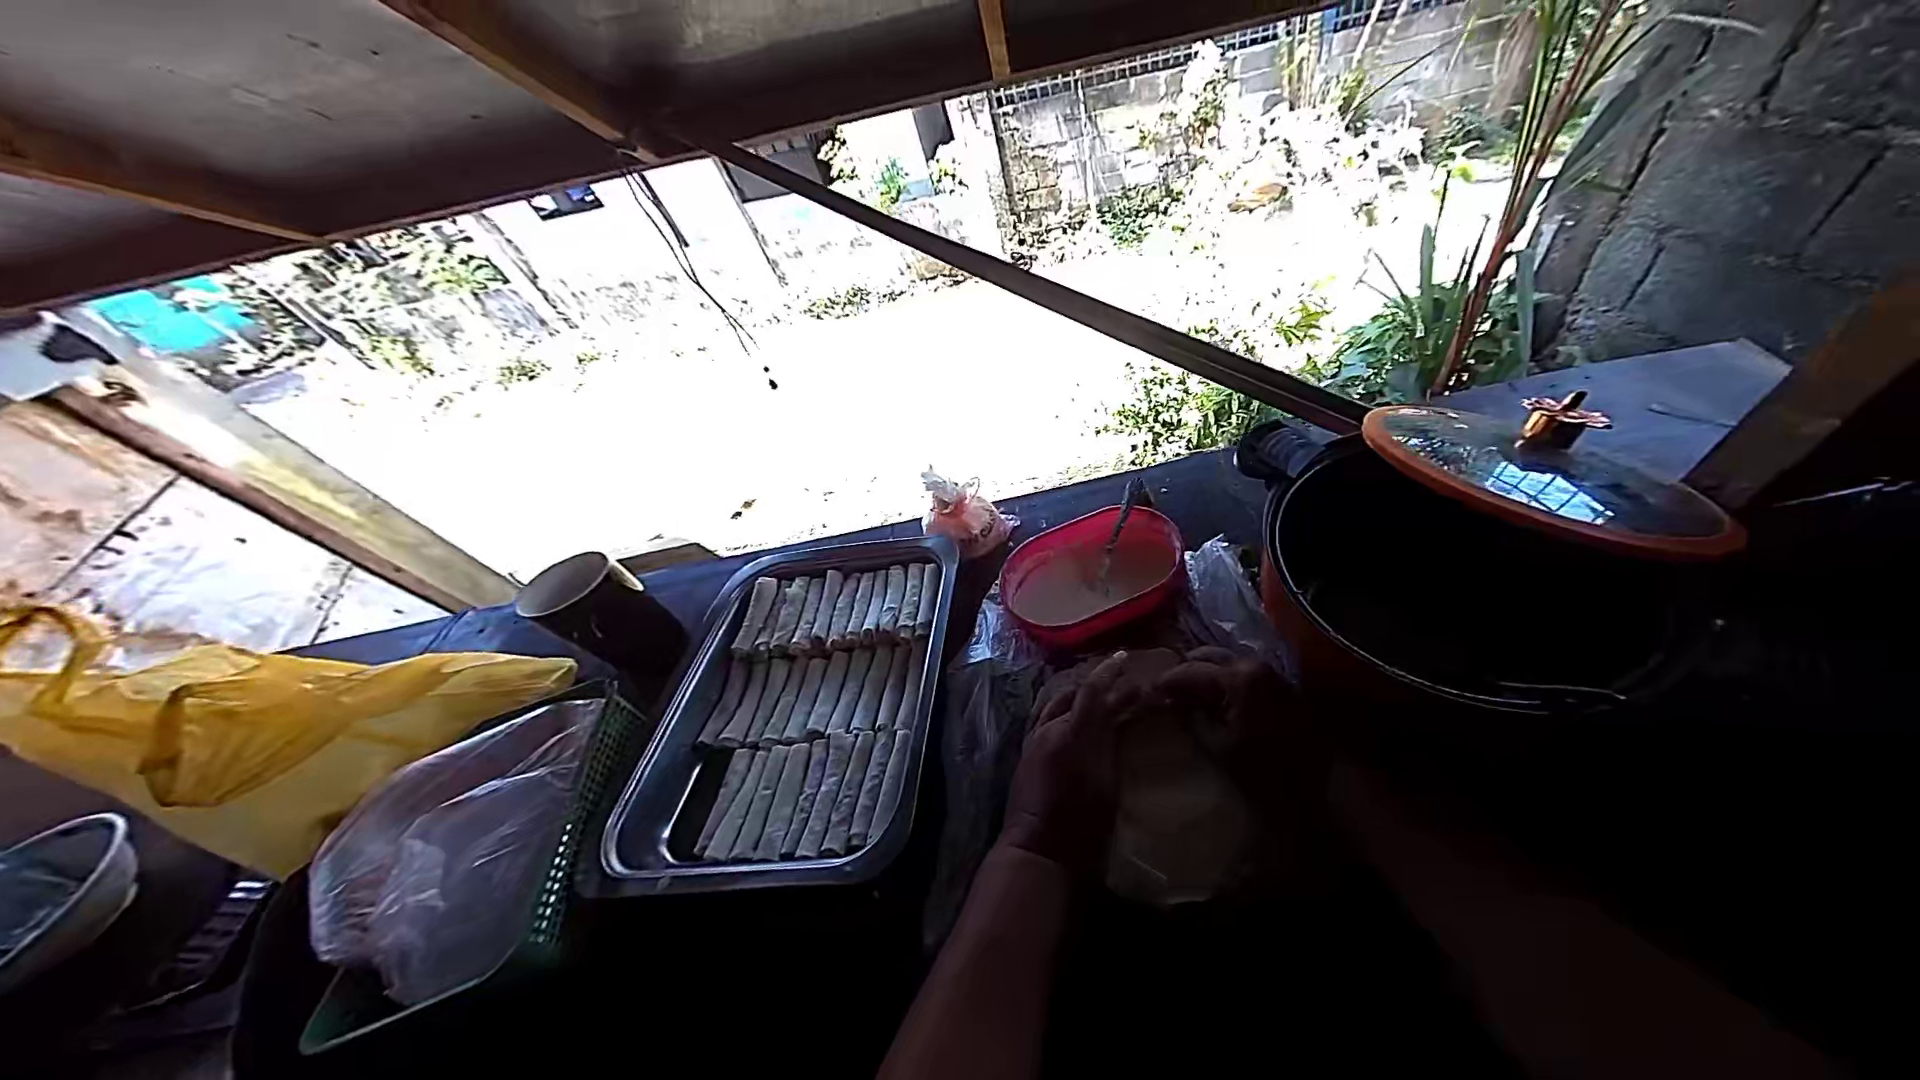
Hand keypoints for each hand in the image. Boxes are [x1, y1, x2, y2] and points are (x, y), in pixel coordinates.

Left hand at [998, 650, 1139, 873]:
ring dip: (1076, 695)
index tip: (1124, 659)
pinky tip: (1071, 717)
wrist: (1039, 850)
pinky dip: (1062, 710)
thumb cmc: (1082, 826)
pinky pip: (1045, 719)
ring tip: (1096, 695)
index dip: (1109, 672)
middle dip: (1094, 683)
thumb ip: (1111, 744)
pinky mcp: (1027, 753)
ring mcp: (1034, 740)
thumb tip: (1118, 715)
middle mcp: (1049, 729)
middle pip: (1072, 694)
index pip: (1092, 690)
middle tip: (1115, 681)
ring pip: (1056, 704)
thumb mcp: (1107, 783)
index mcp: (1073, 734)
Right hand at [1155, 647, 1325, 814]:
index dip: (1166, 681)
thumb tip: (1171, 700)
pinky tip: (1212, 696)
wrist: (1320, 792)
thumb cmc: (1263, 771)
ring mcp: (1272, 673)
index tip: (1148, 690)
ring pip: (1226, 661)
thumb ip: (1191, 715)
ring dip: (1204, 672)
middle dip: (1184, 670)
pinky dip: (1224, 679)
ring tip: (1185, 692)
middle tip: (1165, 689)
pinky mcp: (1280, 686)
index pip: (1189, 670)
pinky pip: (1243, 673)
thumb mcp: (1216, 745)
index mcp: (1239, 677)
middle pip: (1208, 656)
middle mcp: (1256, 665)